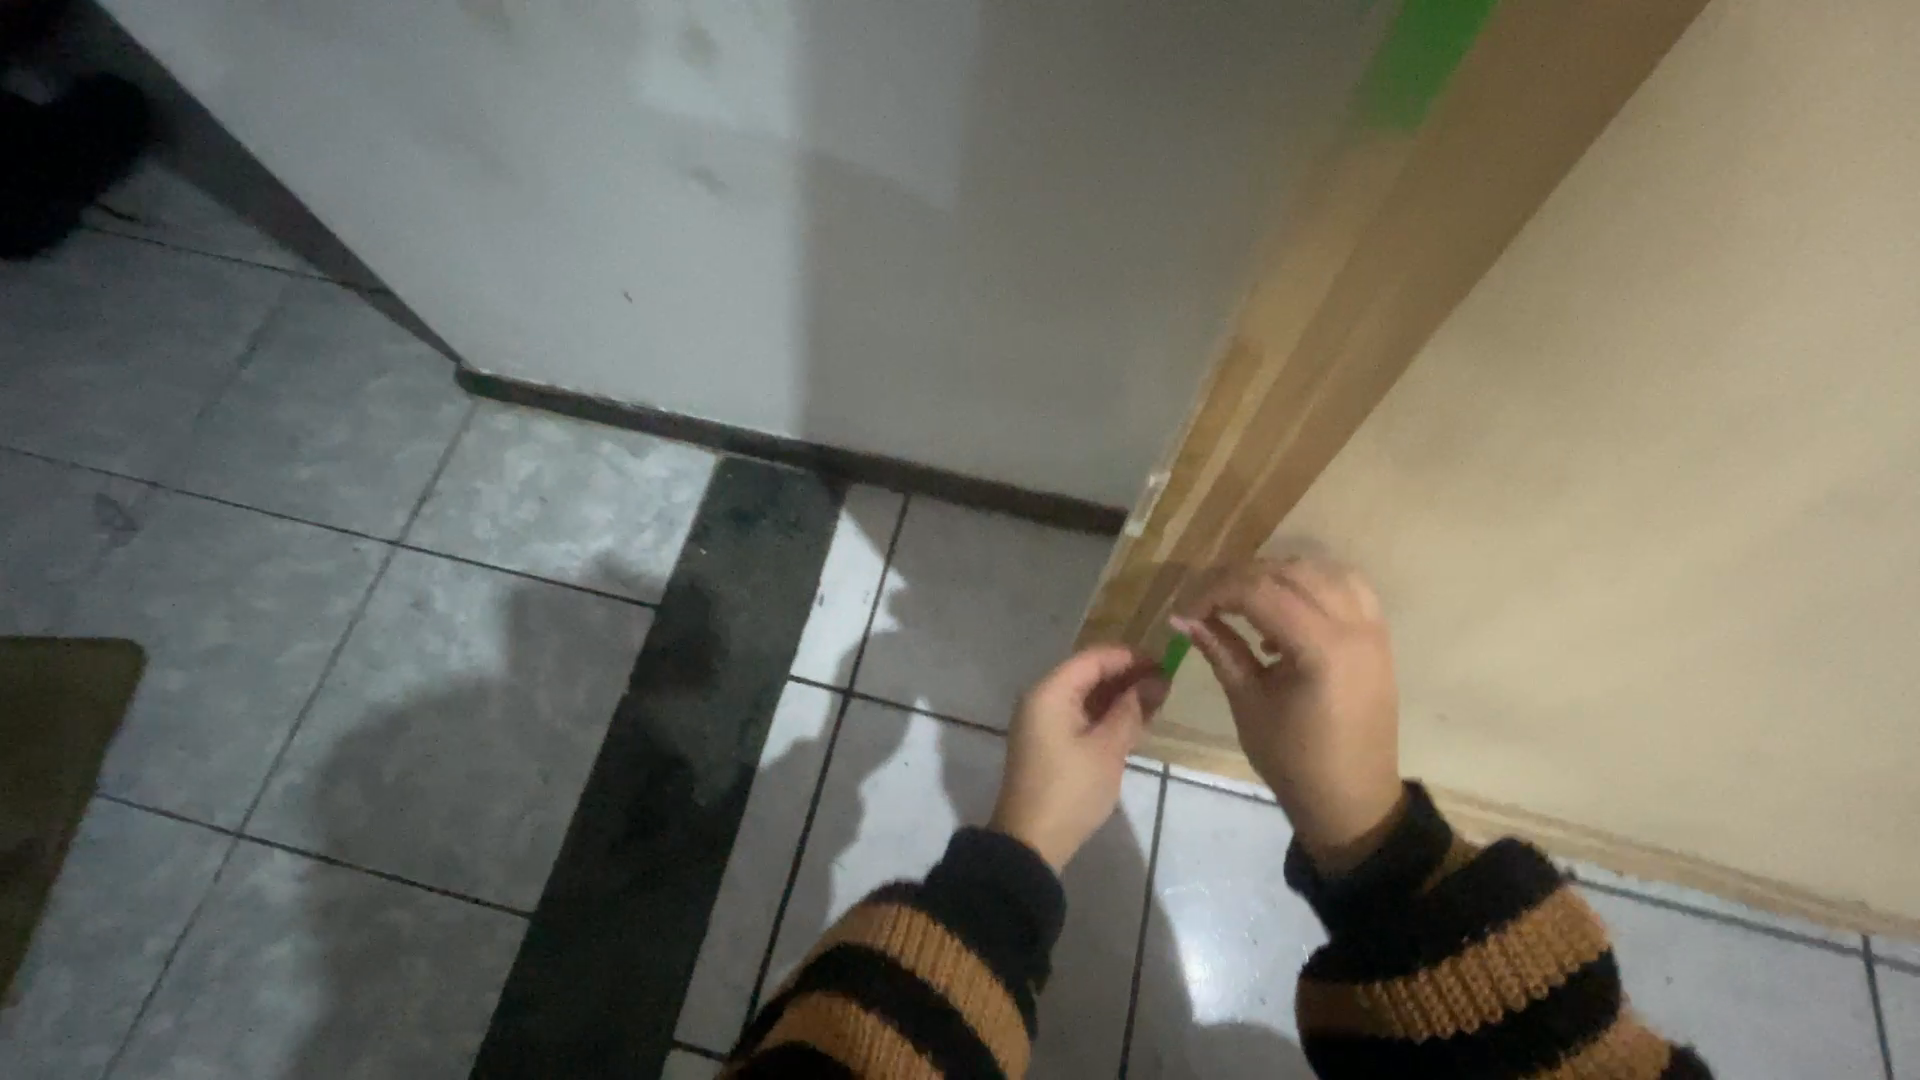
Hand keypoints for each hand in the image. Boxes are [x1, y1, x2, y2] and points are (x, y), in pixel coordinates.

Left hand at [989, 645, 1169, 872]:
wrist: (1031, 840)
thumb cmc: (1071, 790)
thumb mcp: (1108, 748)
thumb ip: (1132, 709)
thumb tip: (1158, 680)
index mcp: (1049, 692)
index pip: (1093, 658)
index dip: (1129, 657)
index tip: (1165, 664)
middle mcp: (1041, 698)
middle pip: (1087, 673)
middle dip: (1126, 676)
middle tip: (1166, 684)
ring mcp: (1041, 720)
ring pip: (1084, 695)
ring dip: (1117, 696)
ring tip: (1156, 701)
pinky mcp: (1046, 740)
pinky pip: (1078, 714)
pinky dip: (1104, 714)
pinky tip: (1132, 721)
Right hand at [1172, 557, 1403, 874]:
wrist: (1352, 798)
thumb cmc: (1293, 759)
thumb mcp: (1248, 702)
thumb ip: (1220, 649)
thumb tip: (1182, 617)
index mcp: (1322, 650)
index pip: (1259, 591)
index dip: (1215, 592)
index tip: (1185, 611)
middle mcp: (1354, 627)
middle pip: (1289, 571)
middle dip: (1240, 578)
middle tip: (1207, 602)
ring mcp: (1373, 629)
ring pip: (1321, 570)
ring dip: (1277, 574)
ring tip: (1245, 600)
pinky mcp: (1378, 636)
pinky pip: (1347, 586)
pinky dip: (1312, 584)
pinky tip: (1286, 609)